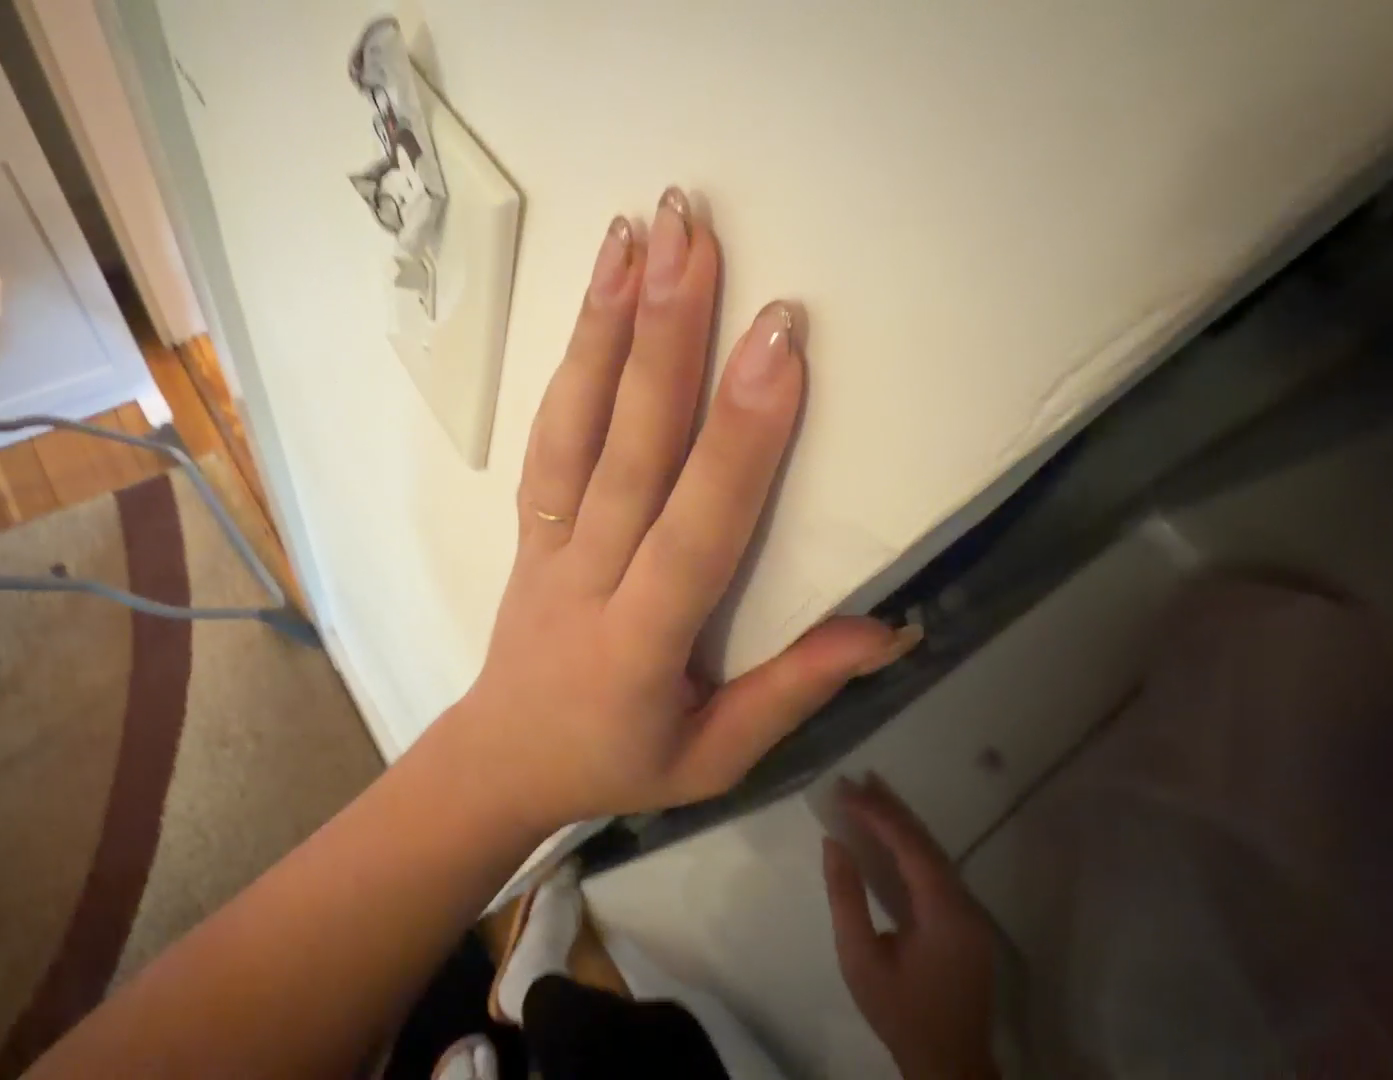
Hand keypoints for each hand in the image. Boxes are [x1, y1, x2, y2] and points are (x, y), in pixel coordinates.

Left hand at [450, 187, 918, 829]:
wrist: (502, 758)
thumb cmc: (617, 762)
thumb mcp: (714, 758)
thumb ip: (793, 691)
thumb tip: (890, 629)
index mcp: (640, 642)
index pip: (695, 530)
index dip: (741, 440)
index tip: (779, 342)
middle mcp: (588, 576)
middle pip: (629, 450)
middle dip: (668, 339)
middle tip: (696, 234)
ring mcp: (548, 541)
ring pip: (576, 426)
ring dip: (605, 325)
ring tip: (635, 234)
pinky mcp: (528, 523)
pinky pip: (546, 439)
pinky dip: (570, 366)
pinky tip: (593, 303)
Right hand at [823, 774, 998, 1079]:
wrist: (947, 1062)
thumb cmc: (899, 1010)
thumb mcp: (860, 958)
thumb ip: (847, 897)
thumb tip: (833, 843)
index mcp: (944, 912)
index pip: (910, 847)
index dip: (877, 815)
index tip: (845, 790)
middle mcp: (965, 905)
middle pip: (927, 844)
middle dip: (889, 809)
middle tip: (855, 780)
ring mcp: (969, 914)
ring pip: (935, 855)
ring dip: (901, 824)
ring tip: (869, 793)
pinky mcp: (964, 923)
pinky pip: (937, 872)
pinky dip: (910, 848)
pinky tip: (890, 836)